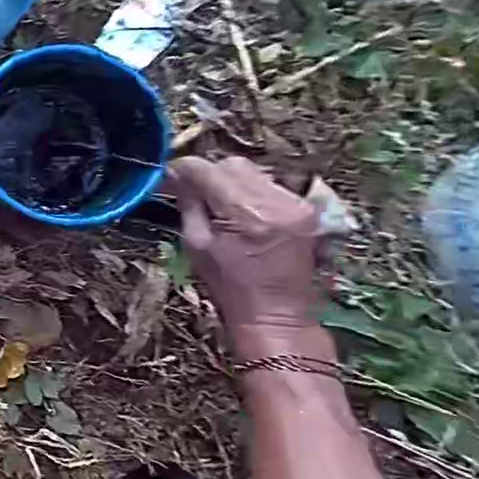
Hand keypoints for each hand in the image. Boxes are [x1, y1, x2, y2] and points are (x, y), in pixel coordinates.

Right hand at [168, 156, 330, 360]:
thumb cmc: (229, 285)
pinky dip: (252, 192)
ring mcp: (297, 204)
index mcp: (246, 214)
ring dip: (232, 183)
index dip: (185, 170)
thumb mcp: (196, 245)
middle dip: (210, 175)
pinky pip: (271, 185)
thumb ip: (189, 204)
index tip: (170, 176)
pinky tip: (244, 214)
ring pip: (254, 172)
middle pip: (233, 165)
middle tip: (196, 194)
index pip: (208, 170)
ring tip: (221, 207)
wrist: (277, 313)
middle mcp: (277, 202)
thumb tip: (177, 176)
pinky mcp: (308, 209)